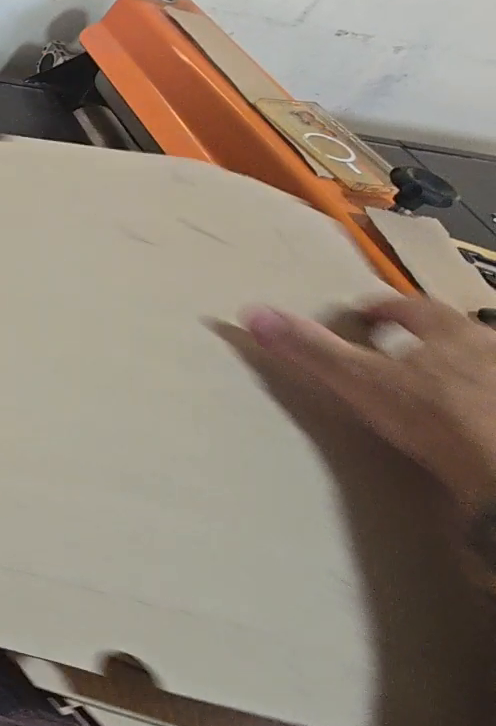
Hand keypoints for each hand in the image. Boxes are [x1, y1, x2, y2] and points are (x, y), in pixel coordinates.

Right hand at [242, 297, 495, 507]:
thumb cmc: (432, 416)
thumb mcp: (357, 380)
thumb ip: (309, 348)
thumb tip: (253, 313)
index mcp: (453, 331)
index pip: (413, 307)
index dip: (381, 310)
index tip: (359, 318)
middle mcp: (491, 347)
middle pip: (451, 332)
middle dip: (421, 339)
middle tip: (392, 352)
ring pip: (478, 363)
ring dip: (453, 367)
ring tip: (426, 386)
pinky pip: (487, 395)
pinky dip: (473, 398)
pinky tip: (459, 418)